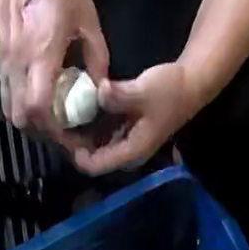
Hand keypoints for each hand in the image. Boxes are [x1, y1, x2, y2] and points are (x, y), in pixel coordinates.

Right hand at [0, 0, 110, 145]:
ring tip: (50, 112)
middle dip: (41, 131)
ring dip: (29, 117)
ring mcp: (1, 58)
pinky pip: (5, 88)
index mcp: (40, 55)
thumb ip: (95, 56)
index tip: (71, 134)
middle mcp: (16, 62)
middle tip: (61, 129)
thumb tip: (100, 85)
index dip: (54, 131)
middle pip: (20, 118)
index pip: (39, 111)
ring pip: (9, 106)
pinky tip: (38, 88)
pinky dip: (21, 98)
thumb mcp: (87, 15)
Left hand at [71, 62, 203, 175]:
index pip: (95, 166)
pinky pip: (102, 137)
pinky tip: (79, 111)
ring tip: (63, 117)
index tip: (61, 133)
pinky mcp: (126, 134)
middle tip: (57, 124)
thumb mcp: (144, 90)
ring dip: (80, 136)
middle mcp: (127, 155)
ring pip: (96, 149)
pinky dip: (90, 128)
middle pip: (93, 160)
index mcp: (131, 152)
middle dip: (75, 145)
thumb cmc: (171, 90)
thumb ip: (119, 95)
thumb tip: (99, 92)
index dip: (75, 153)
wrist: (191, 84)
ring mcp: (126, 145)